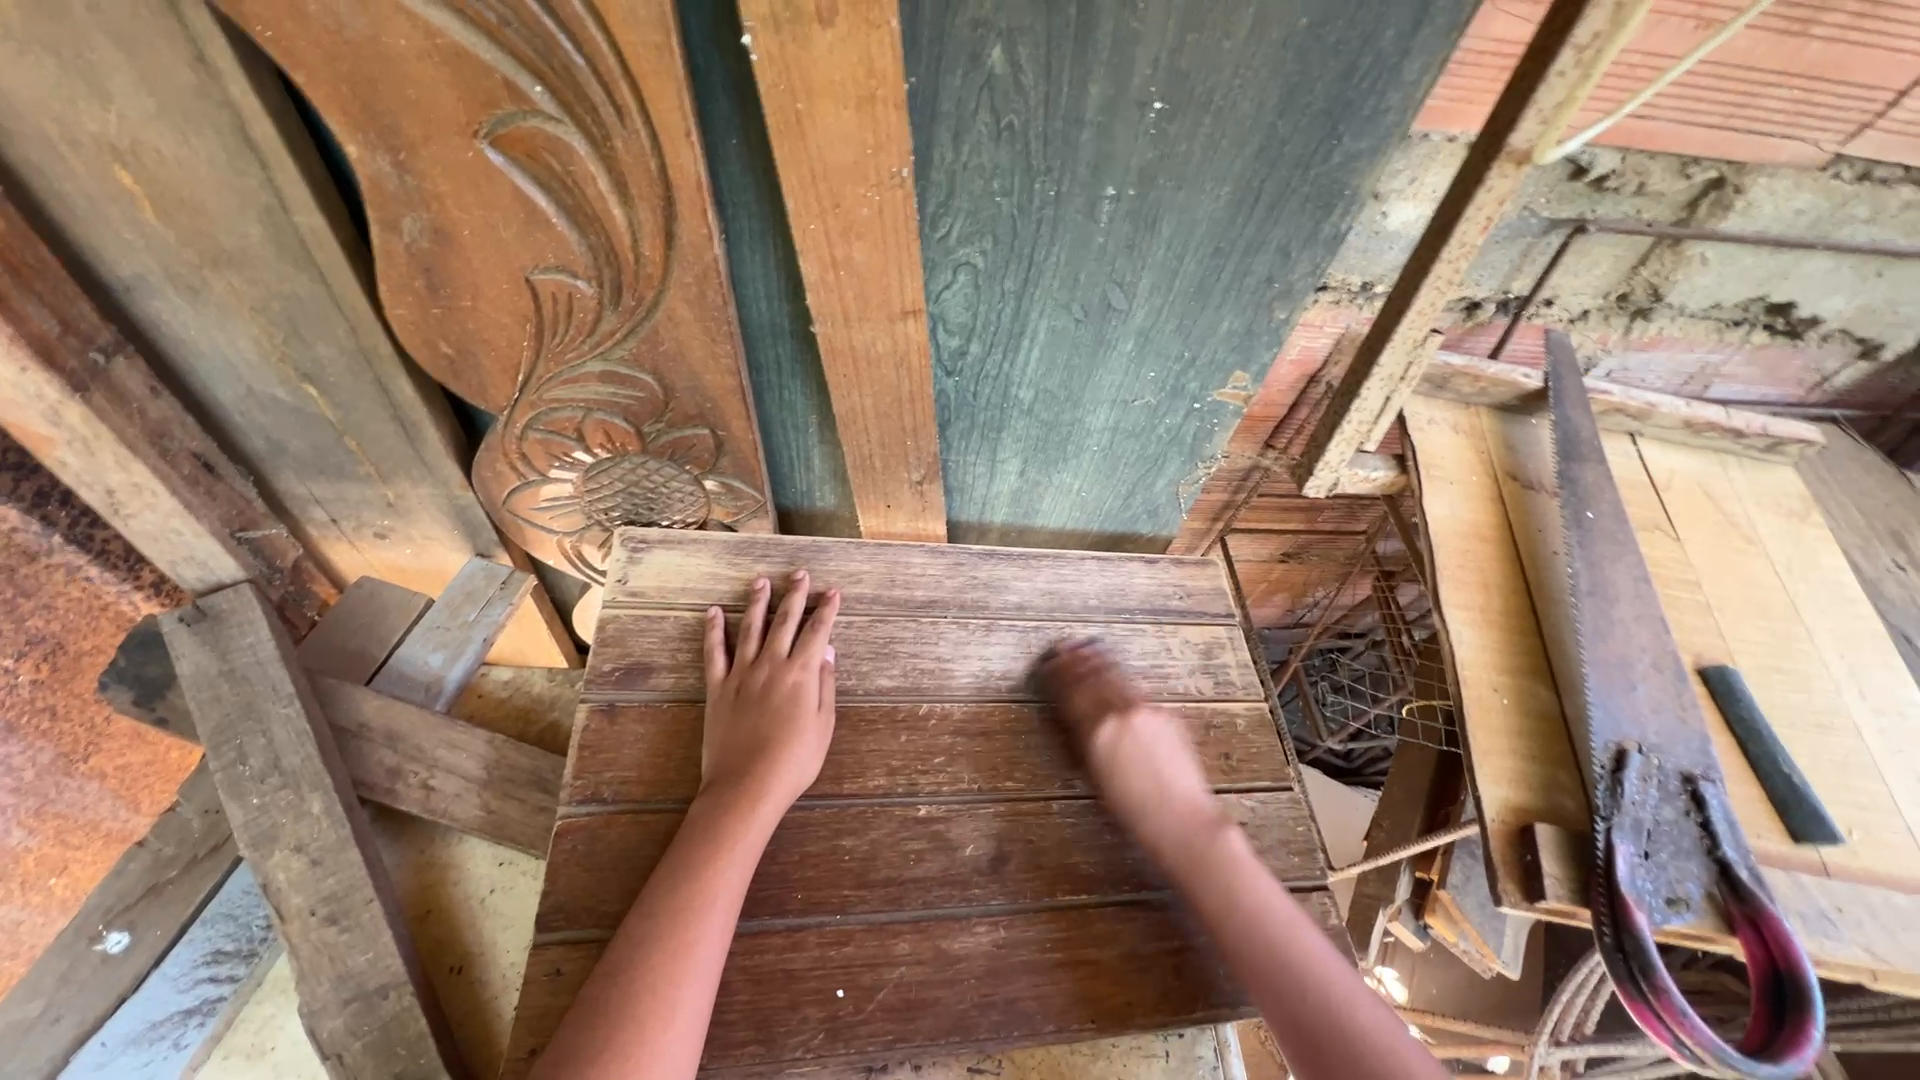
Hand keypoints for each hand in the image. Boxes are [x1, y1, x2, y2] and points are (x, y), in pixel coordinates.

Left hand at [700, 570, 840, 813]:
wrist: (746, 785)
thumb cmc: (794, 760)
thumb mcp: (824, 724)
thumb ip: (825, 684)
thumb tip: (826, 651)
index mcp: (800, 673)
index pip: (816, 631)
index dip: (826, 610)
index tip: (833, 592)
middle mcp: (771, 665)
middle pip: (784, 621)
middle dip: (795, 595)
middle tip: (800, 574)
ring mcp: (741, 674)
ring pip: (751, 628)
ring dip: (757, 602)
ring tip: (761, 581)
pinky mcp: (718, 687)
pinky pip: (714, 652)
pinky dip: (714, 630)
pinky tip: (715, 612)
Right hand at [1036, 639, 1223, 864]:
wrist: (1181, 818)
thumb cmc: (1136, 811)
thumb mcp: (1094, 777)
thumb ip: (1082, 742)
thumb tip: (1072, 721)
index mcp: (1097, 731)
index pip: (1070, 691)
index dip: (1057, 674)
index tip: (1048, 664)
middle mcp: (1121, 714)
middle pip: (1093, 676)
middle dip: (1076, 659)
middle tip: (1064, 646)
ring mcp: (1146, 711)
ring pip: (1116, 676)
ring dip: (1099, 661)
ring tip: (1088, 648)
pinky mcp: (1166, 714)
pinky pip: (1137, 689)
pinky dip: (1122, 679)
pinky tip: (1118, 674)